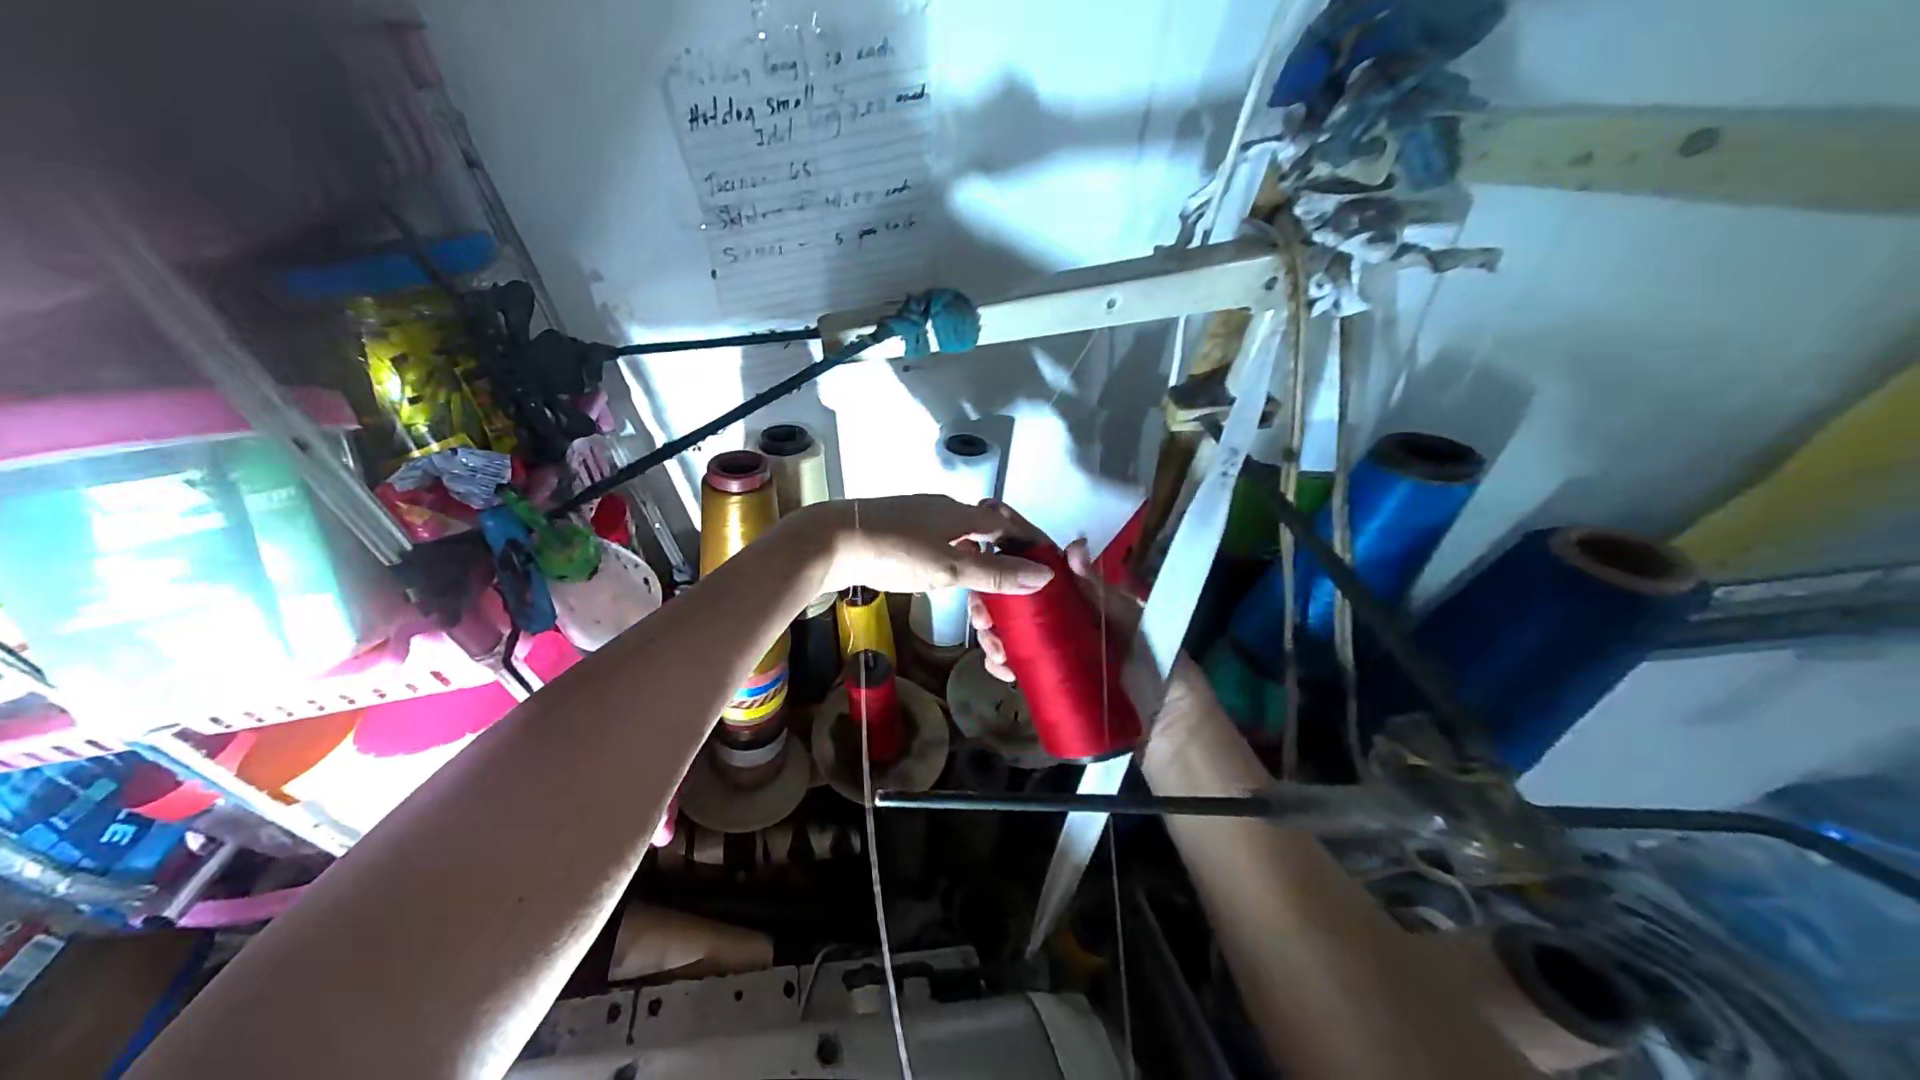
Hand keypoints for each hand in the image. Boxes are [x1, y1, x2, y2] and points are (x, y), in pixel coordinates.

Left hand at [787, 495, 1054, 596]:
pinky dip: (947, 556)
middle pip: (980, 525)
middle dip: (1000, 549)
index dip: (1026, 540)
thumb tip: (1045, 575)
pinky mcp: (890, 529)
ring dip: (973, 553)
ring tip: (980, 580)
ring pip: (955, 533)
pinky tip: (937, 573)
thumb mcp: (949, 569)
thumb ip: (995, 574)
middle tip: (1012, 577)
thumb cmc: (894, 552)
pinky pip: (932, 540)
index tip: (1044, 560)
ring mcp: (912, 516)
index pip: (1004, 522)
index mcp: (959, 511)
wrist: (827, 541)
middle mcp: (939, 507)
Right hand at [966, 532, 1139, 681]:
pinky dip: (998, 664)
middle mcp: (1052, 608)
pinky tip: (1004, 670)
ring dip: (989, 634)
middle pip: (1006, 593)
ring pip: (1001, 626)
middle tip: (982, 617)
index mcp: (1071, 587)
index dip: (1010, 539)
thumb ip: (1097, 586)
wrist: (1163, 707)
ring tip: (996, 648)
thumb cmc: (1148, 652)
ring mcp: (1043, 638)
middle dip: (985, 601)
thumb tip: (1073, 546)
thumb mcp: (1124, 615)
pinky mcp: (1041, 668)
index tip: (983, 526)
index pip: (1035, 557)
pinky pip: (1010, 660)